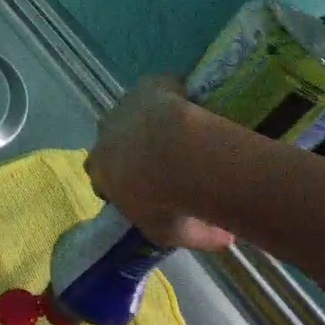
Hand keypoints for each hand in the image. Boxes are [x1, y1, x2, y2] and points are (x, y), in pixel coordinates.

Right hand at [86, 77, 235, 250]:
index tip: (147, 191)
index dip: (122, 183)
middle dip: (133, 148)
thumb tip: (222, 236)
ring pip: (134, 115)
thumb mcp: (177, 234)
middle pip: (114, 142)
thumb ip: (195, 234)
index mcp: (101, 174)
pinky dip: (173, 95)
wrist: (176, 154)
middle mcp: (104, 138)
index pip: (102, 179)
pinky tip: (195, 105)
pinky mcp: (145, 87)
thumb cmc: (165, 201)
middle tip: (167, 160)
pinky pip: (158, 90)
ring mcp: (122, 109)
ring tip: (184, 131)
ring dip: (151, 121)